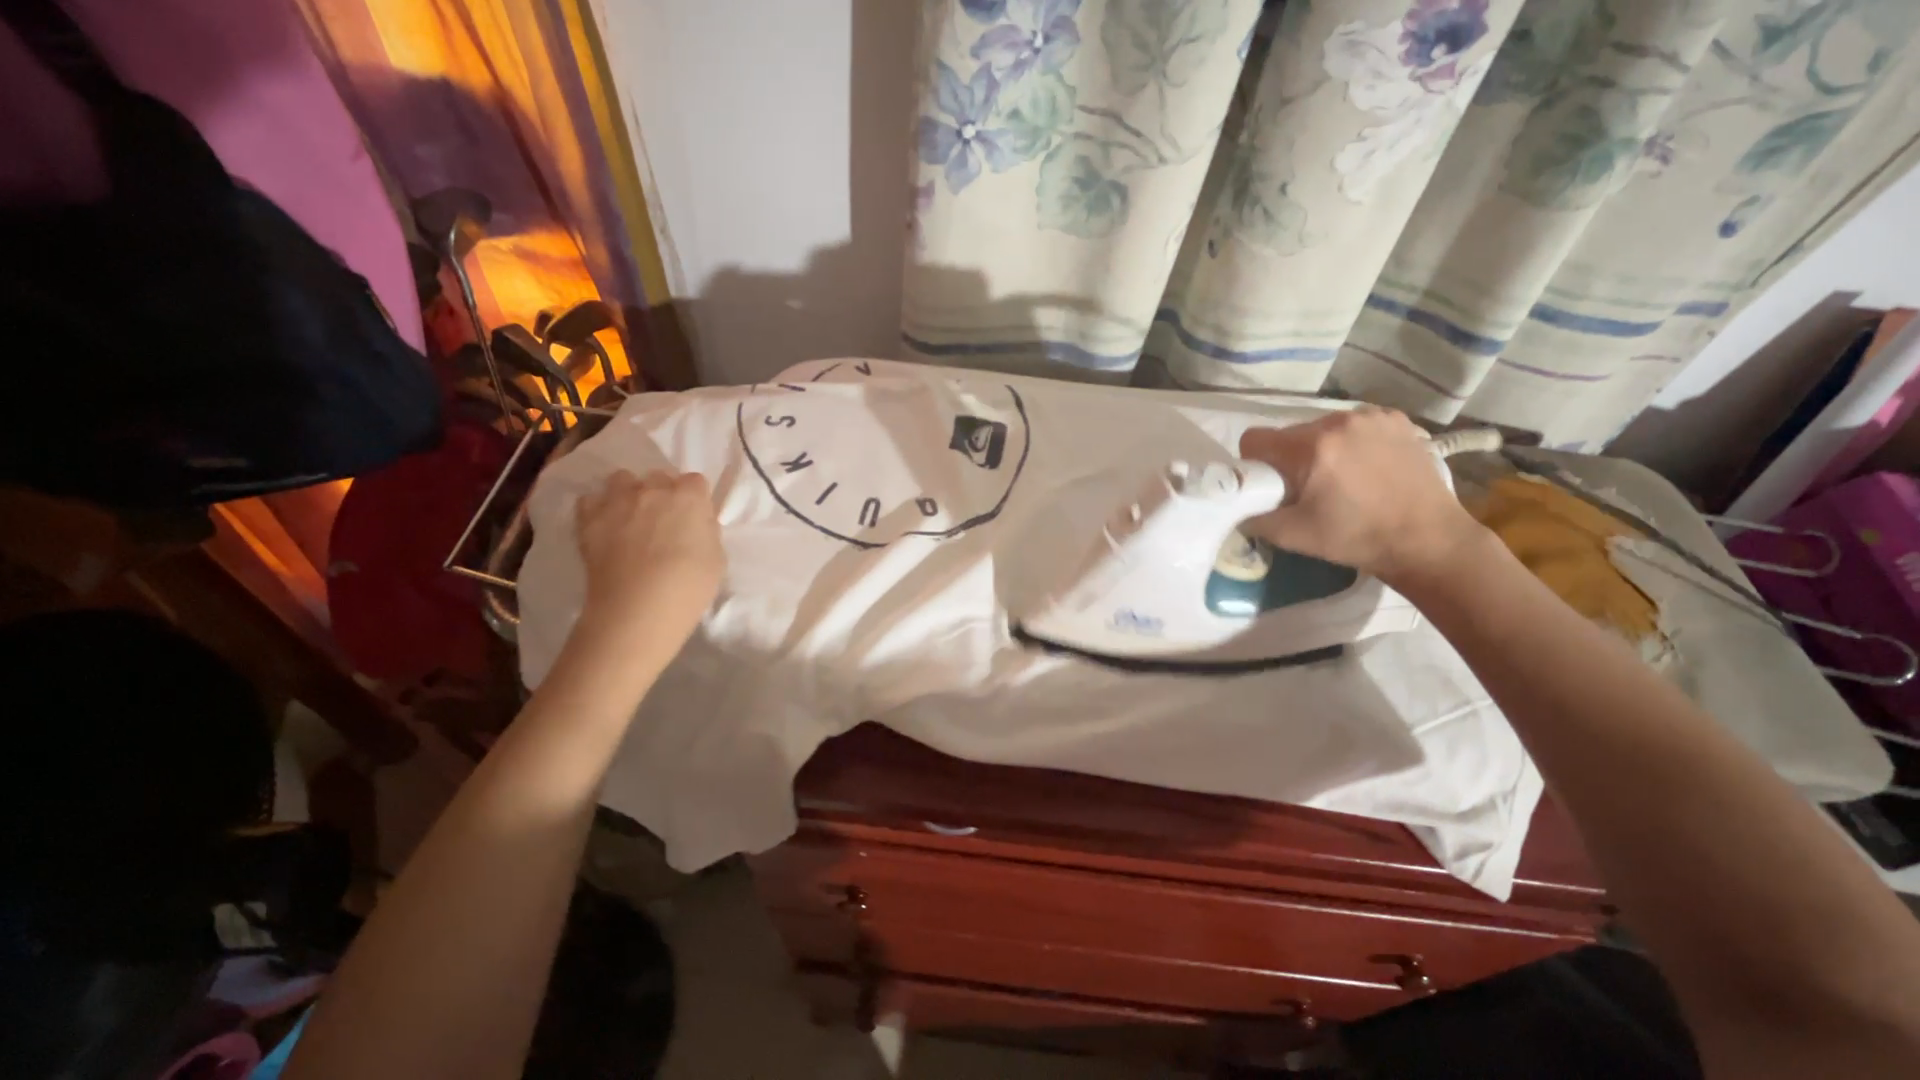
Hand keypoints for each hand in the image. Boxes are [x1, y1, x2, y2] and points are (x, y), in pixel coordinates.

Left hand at [573, 469, 724, 644]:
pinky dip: (597, 508)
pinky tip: (604, 526)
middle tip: (663, 521)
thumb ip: (706, 532)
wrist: (638, 608)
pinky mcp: (590, 517)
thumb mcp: (717, 559)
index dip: (695, 500)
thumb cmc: (688, 587)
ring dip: (629, 492)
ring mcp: (618, 500)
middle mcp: (653, 489)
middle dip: (662, 493)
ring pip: (622, 479)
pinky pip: (590, 500)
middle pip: (659, 477)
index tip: (693, 519)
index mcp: (690, 497)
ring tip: (630, 517)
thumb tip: (696, 524)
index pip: (696, 482)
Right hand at [1238, 407, 1487, 585]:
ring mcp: (1371, 417)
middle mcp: (1337, 420)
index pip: (1255, 439)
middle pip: (1291, 433)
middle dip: (1293, 459)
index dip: (1255, 464)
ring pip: (1324, 428)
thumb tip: (1237, 510)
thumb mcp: (1295, 536)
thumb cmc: (1357, 539)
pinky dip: (1354, 443)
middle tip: (1312, 491)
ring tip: (1345, 480)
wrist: (1428, 540)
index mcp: (1310, 446)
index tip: (1273, 487)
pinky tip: (1369, 468)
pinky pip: (1356, 425)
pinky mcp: (1397, 420)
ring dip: (1324, 449)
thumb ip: (1255, 519)